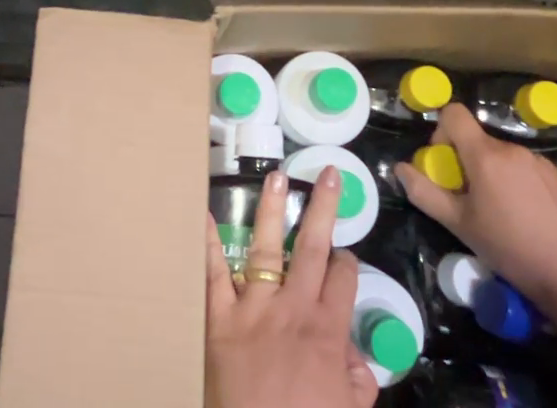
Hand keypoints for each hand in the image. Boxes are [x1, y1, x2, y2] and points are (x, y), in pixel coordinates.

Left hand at [205, 167, 377, 407]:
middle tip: (329, 174)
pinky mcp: (218, 317)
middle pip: (313, 249)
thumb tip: (356, 358)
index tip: (345, 254)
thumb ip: (355, 382)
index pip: (343, 280)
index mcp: (326, 332)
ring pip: (266, 249)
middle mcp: (292, 309)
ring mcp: (252, 308)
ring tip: (277, 178)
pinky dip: (206, 242)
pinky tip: (200, 212)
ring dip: (272, 211)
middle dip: (324, 209)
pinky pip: (211, 273)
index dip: (347, 263)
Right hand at [393, 103, 556, 303]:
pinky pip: (527, 169)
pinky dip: (518, 183)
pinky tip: (528, 218)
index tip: (446, 165)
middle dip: (467, 163)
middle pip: (478, 141)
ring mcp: (541, 162)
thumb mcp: (458, 225)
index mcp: (485, 155)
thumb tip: (400, 168)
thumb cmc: (510, 249)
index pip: (454, 114)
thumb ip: (424, 192)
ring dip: (493, 174)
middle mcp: (514, 149)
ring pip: (503, 157)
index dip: (442, 132)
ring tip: (502, 214)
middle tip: (471, 201)